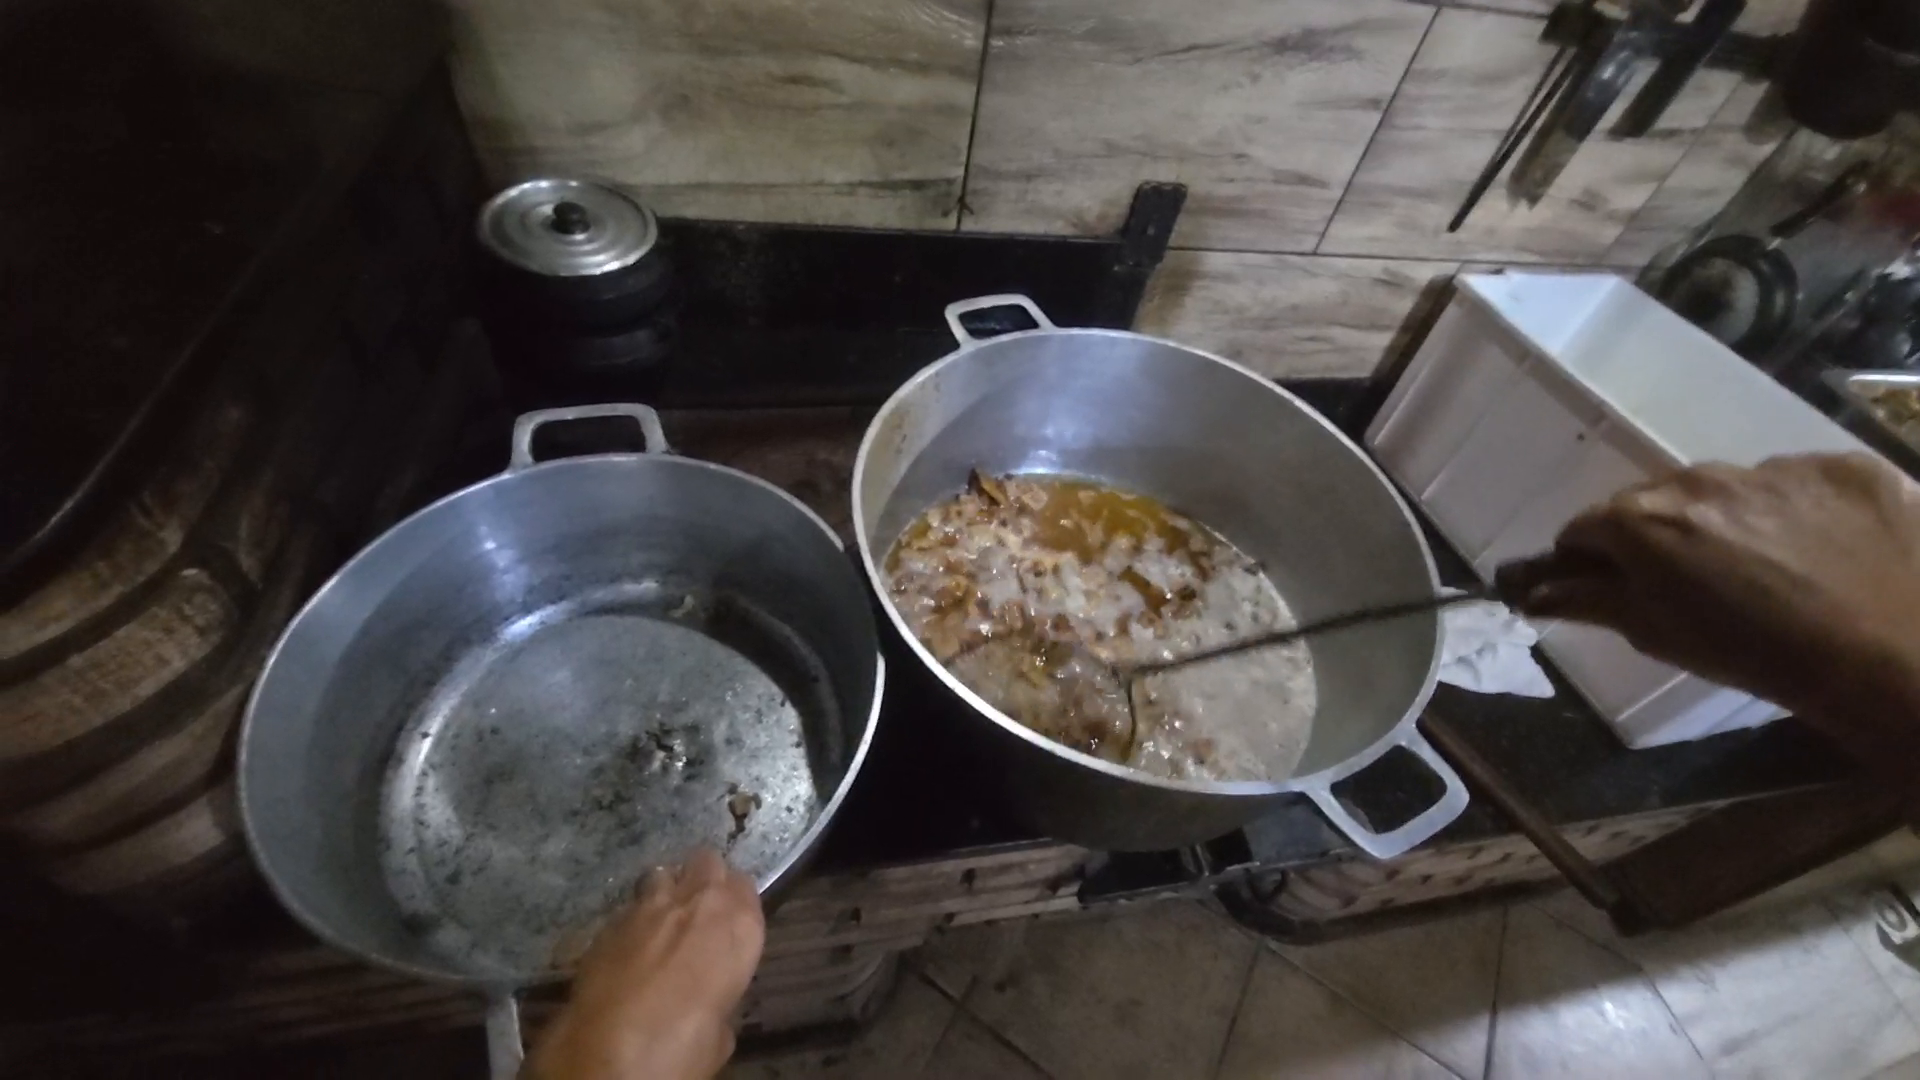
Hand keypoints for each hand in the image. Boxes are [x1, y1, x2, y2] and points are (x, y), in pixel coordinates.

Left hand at [526, 849, 765, 1079]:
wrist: (610, 1054)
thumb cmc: (684, 1045)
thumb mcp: (720, 1034)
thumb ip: (719, 1001)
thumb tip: (710, 1010)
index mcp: (738, 924)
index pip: (745, 885)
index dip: (736, 901)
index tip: (729, 920)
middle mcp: (699, 901)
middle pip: (707, 862)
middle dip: (703, 878)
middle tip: (698, 909)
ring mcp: (650, 906)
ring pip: (663, 874)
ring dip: (665, 891)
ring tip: (659, 920)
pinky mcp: (609, 923)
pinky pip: (627, 909)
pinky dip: (631, 923)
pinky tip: (625, 949)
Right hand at [1501, 453, 1919, 771]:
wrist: (1899, 659)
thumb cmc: (1752, 653)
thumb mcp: (1652, 632)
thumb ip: (1584, 601)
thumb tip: (1529, 594)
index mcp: (1638, 519)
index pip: (1582, 528)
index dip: (1589, 559)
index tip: (1612, 584)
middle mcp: (1696, 479)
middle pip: (1649, 501)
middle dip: (1656, 534)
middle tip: (1689, 579)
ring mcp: (1774, 468)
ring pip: (1721, 489)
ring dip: (1723, 517)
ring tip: (1762, 563)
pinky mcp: (1844, 468)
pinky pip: (1794, 481)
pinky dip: (1793, 508)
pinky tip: (1817, 548)